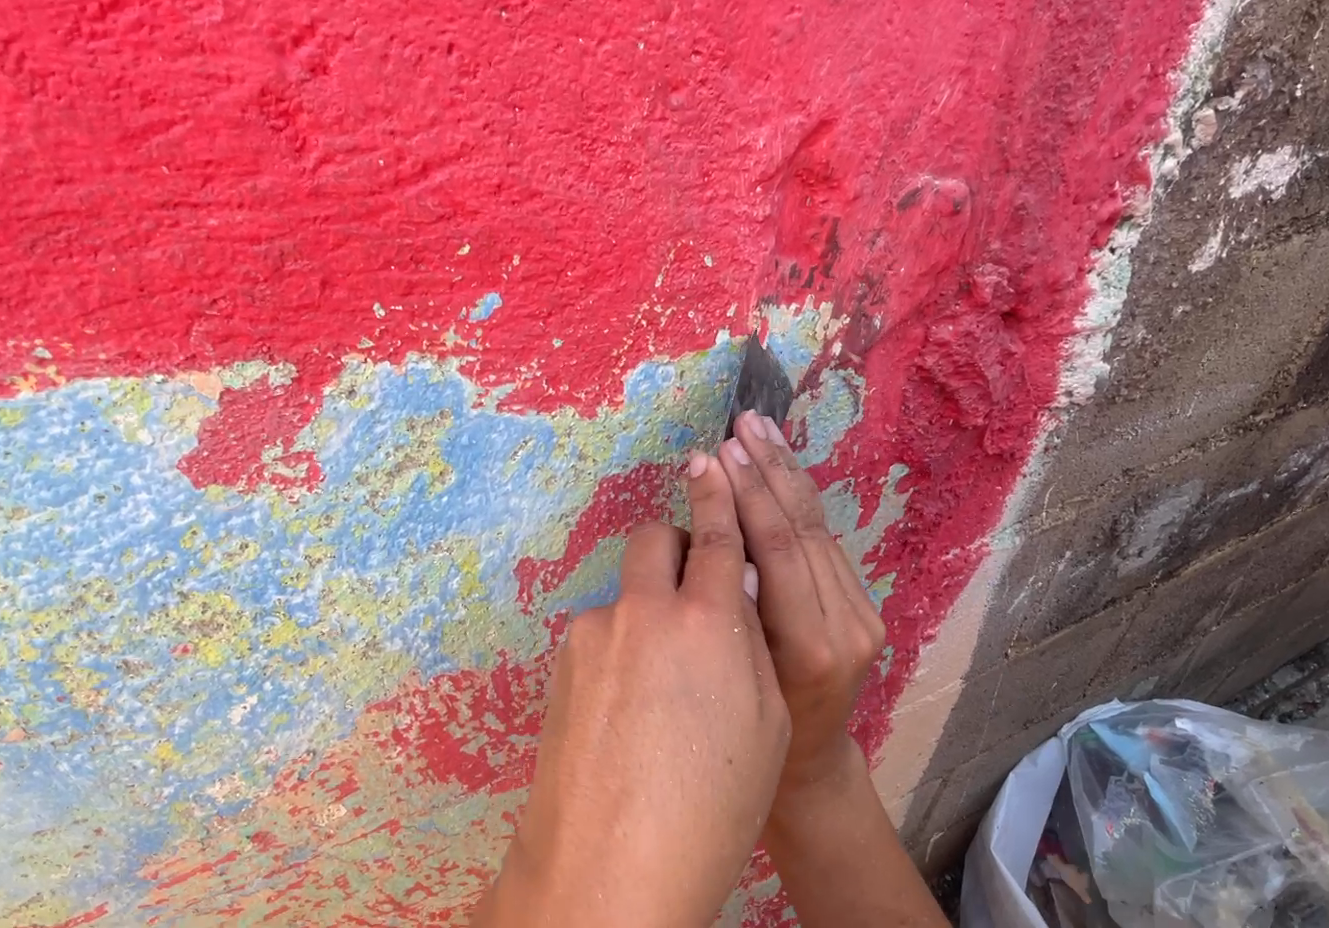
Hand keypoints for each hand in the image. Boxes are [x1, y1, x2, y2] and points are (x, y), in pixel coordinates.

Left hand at [471, 451, 790, 927]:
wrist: (610, 868)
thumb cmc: (711, 806)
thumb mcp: (765, 722)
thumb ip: (749, 641)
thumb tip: (735, 591)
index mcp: (710, 623)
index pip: (720, 535)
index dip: (720, 494)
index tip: (714, 459)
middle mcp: (645, 612)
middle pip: (656, 539)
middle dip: (678, 544)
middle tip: (696, 589)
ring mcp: (595, 634)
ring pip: (628, 591)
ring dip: (650, 608)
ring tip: (663, 680)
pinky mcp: (563, 661)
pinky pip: (602, 631)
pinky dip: (621, 646)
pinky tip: (628, 707)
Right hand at [716, 412, 944, 927]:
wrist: (811, 764)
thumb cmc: (748, 728)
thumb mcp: (730, 673)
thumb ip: (731, 606)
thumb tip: (715, 534)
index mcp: (810, 645)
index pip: (779, 550)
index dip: (748, 495)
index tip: (717, 453)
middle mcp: (848, 624)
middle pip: (804, 529)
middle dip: (770, 469)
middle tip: (742, 423)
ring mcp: (864, 614)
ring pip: (819, 528)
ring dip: (786, 473)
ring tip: (759, 428)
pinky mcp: (866, 607)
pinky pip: (826, 542)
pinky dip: (798, 499)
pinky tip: (778, 467)